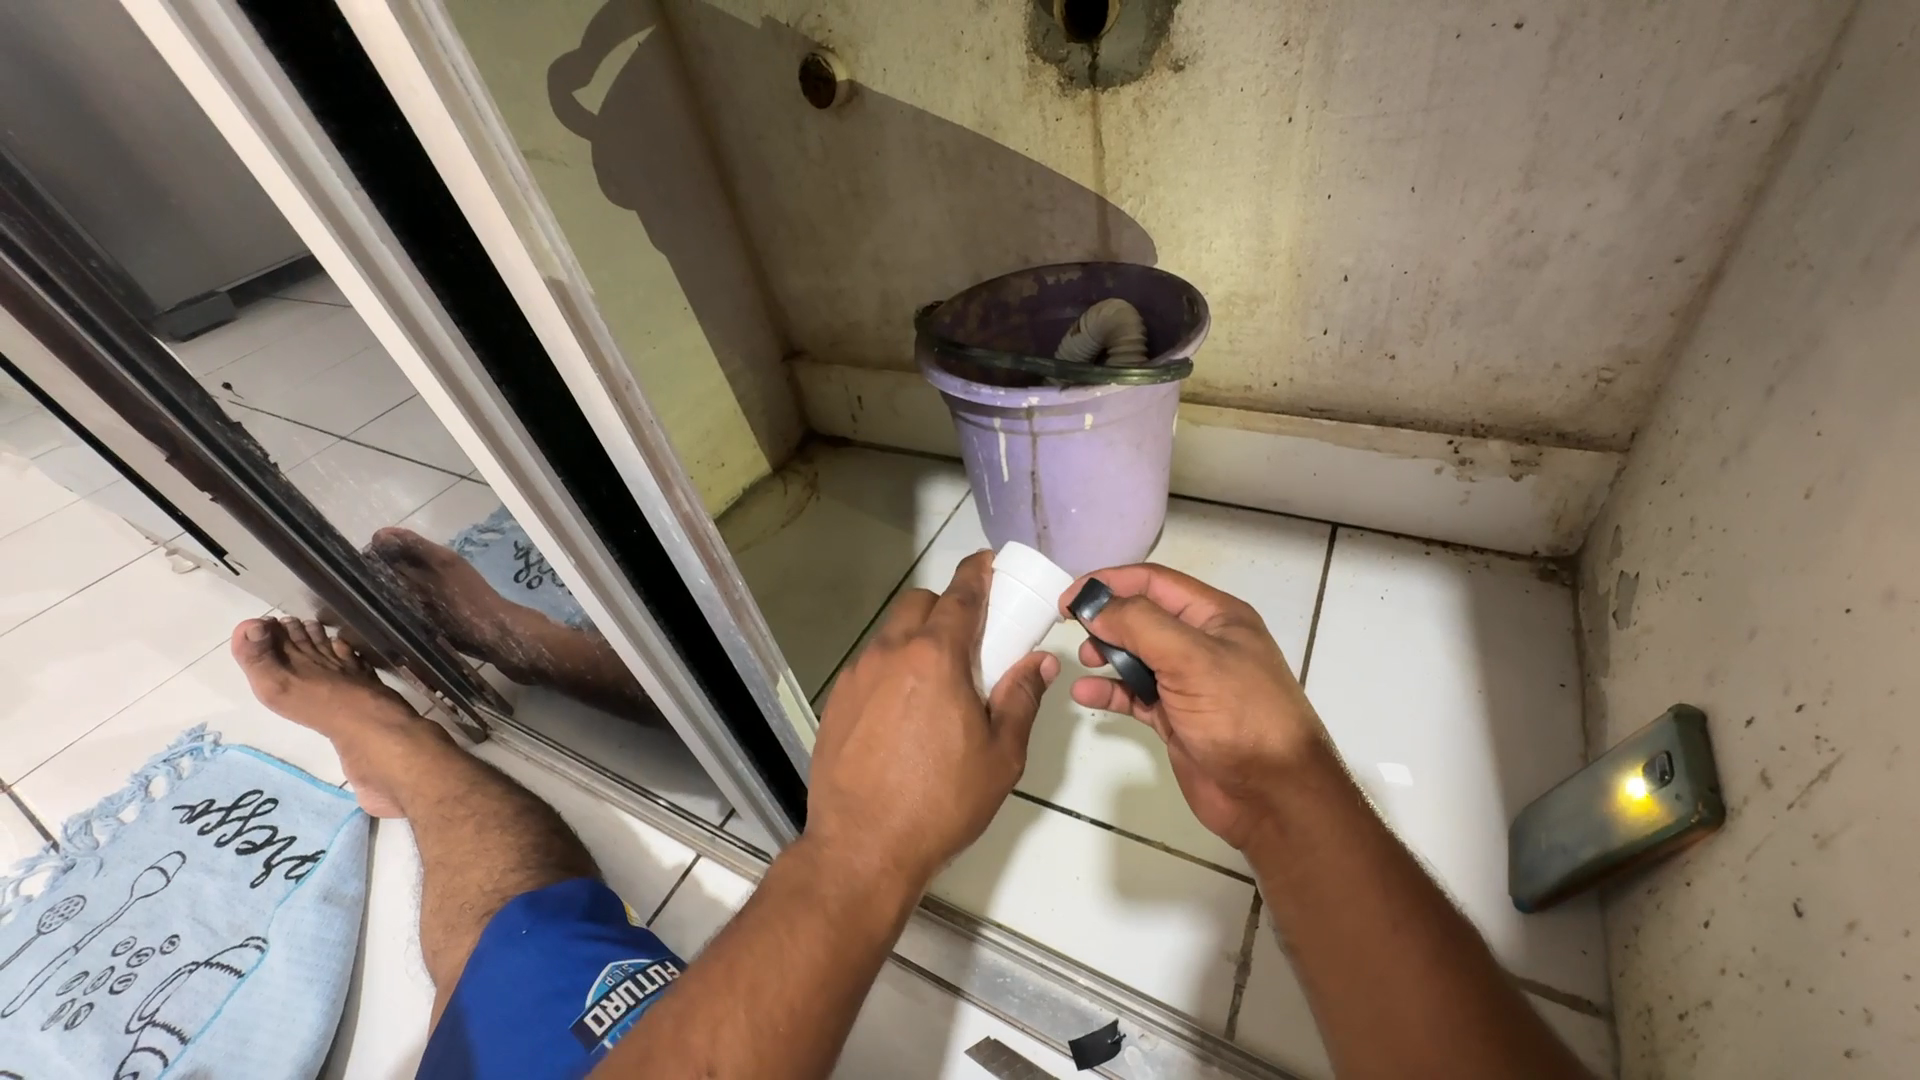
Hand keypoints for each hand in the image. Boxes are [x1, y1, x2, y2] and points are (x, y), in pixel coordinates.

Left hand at [806, 551, 1059, 889]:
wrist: (862, 849)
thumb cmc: (943, 802)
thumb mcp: (1001, 755)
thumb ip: (1021, 698)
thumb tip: (1039, 662)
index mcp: (935, 657)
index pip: (961, 595)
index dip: (978, 573)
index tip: (989, 563)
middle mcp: (890, 653)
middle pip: (919, 603)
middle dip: (946, 606)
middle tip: (970, 639)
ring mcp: (857, 676)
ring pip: (891, 634)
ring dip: (917, 638)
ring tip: (937, 683)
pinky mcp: (836, 701)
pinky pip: (870, 666)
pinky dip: (892, 669)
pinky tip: (902, 713)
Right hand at [1065, 564, 1326, 849]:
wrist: (1274, 797)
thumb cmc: (1240, 716)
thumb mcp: (1192, 659)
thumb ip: (1139, 625)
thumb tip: (1094, 607)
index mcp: (1215, 617)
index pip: (1154, 583)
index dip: (1110, 583)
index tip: (1070, 597)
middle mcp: (1201, 643)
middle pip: (1142, 616)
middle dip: (1107, 619)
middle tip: (1074, 630)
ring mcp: (1188, 681)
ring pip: (1135, 655)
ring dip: (1106, 654)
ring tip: (1086, 662)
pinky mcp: (1175, 716)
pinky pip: (1134, 693)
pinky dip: (1110, 690)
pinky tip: (1087, 694)